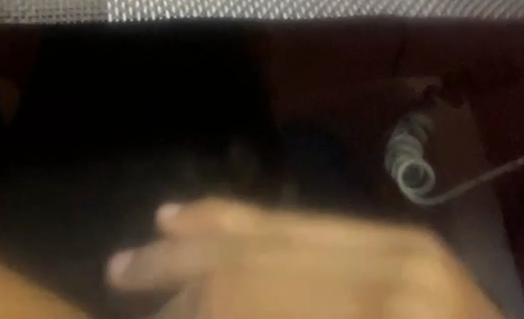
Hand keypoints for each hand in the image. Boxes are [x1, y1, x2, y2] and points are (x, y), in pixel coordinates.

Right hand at [105, 199, 502, 318]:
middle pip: (253, 261)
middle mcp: (391, 272)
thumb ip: (268, 317)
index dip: (190, 302)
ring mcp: (402, 250)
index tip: (138, 306)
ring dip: (202, 234)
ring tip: (146, 241)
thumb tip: (187, 305)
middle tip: (117, 274)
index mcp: (381, 310)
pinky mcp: (406, 243)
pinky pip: (309, 222)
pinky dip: (249, 220)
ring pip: (273, 227)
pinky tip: (206, 215)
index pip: (249, 296)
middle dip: (179, 271)